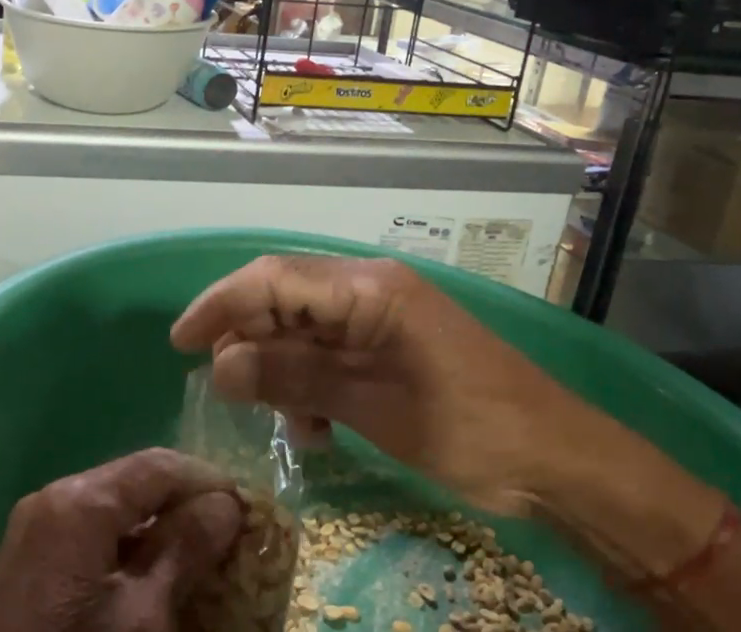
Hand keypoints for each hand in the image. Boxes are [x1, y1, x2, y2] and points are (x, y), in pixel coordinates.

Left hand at [0, 448, 244, 631]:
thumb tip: (225, 504)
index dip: (208, 480)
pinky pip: (89, 531)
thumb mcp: (145, 617)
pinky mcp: (30, 560)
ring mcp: (36, 528)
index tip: (249, 508)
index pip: (157, 466)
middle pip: (133, 481)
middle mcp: (53, 498)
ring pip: (112, 506)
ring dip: (158, 525)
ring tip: (201, 554)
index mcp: (80, 501)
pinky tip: (155, 573)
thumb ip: (185, 551)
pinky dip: (126, 544)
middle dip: (184, 502)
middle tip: (231, 532)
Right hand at [169, 255, 598, 516]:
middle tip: (225, 391)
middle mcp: (369, 287)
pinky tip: (313, 427)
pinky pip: (328, 350)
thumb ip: (296, 378)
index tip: (179, 342)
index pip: (274, 278)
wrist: (560, 462)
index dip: (220, 305)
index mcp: (368, 288)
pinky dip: (308, 383)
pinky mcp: (390, 342)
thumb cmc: (473, 430)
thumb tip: (221, 366)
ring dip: (278, 369)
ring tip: (281, 422)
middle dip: (246, 340)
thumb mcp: (377, 408)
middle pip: (282, 297)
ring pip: (301, 326)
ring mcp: (381, 314)